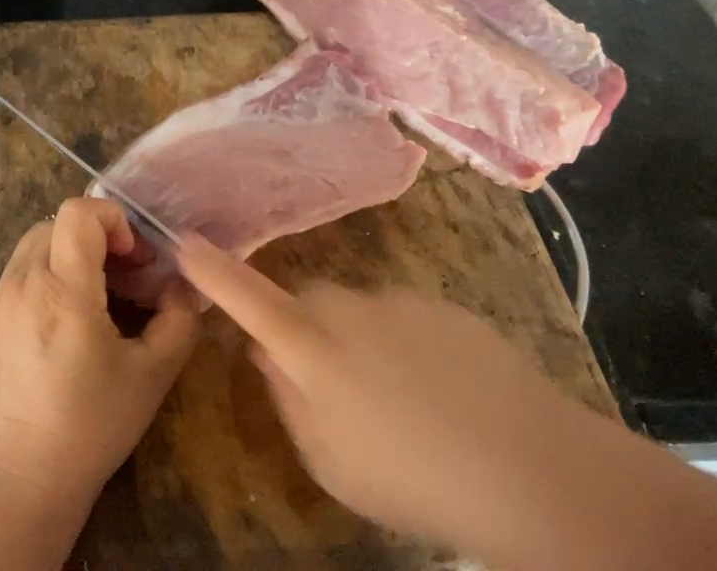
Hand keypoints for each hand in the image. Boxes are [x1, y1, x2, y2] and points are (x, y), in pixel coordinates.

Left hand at [0, 198, 199, 495]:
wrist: (27, 469)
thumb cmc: (94, 423)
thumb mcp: (152, 374)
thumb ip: (177, 321)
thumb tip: (182, 288)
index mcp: (63, 291)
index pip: (78, 213)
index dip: (114, 220)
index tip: (136, 257)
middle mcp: (25, 282)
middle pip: (58, 223)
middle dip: (98, 237)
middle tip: (127, 276)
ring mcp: (1, 297)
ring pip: (38, 243)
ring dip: (73, 254)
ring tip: (101, 296)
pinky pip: (23, 269)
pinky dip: (52, 273)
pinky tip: (72, 317)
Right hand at [176, 233, 716, 570]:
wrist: (533, 470)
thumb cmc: (410, 478)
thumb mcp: (328, 461)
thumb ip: (287, 401)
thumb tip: (269, 359)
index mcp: (307, 347)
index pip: (243, 297)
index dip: (209, 269)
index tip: (182, 240)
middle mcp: (347, 307)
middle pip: (307, 304)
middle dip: (306, 333)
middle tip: (332, 389)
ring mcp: (401, 302)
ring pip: (359, 313)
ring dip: (361, 343)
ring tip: (404, 404)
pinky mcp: (447, 308)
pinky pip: (407, 320)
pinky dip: (410, 346)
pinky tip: (445, 395)